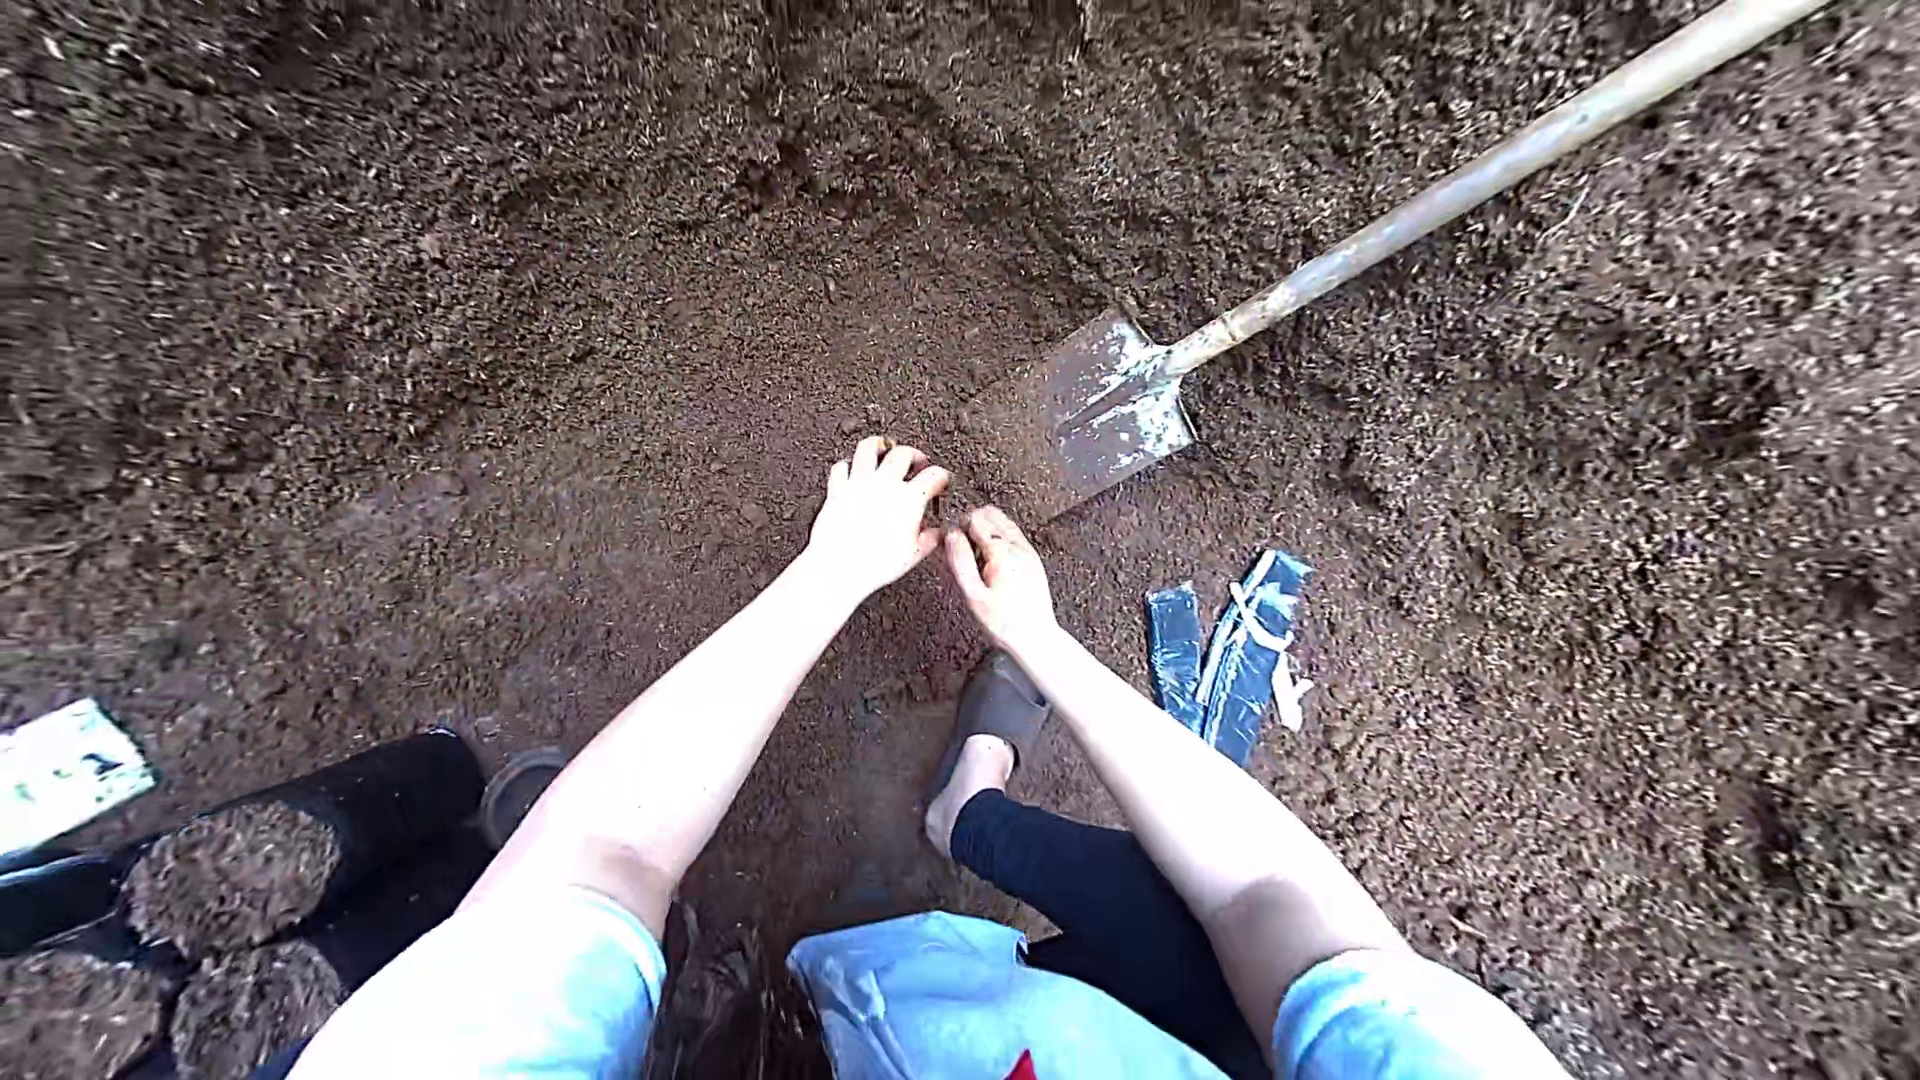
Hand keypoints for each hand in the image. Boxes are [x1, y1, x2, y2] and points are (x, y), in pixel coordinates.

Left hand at [804, 436, 950, 599]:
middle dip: (914, 454)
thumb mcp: (914, 555)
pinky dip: (848, 466)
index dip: (941, 476)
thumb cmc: (875, 564)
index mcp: (909, 498)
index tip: (940, 480)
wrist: (840, 567)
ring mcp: (859, 483)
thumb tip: (937, 534)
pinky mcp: (837, 489)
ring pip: (869, 447)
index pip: (934, 475)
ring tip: (884, 447)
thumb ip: (930, 539)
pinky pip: (841, 467)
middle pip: (903, 453)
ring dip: (880, 445)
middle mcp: (885, 484)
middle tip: (917, 460)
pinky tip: (851, 469)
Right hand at [946, 506, 1059, 652]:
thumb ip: (961, 561)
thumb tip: (951, 535)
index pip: (976, 519)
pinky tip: (989, 557)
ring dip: (985, 528)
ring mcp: (1027, 551)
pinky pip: (1012, 534)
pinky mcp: (1032, 558)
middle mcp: (1018, 546)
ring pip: (1003, 521)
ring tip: (974, 552)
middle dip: (971, 522)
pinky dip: (998, 536)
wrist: (1035, 636)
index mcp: (1002, 553)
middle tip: (960, 545)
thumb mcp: (973, 595)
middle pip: (991, 514)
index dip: (958, 525)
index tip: (949, 539)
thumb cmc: (1004, 622)